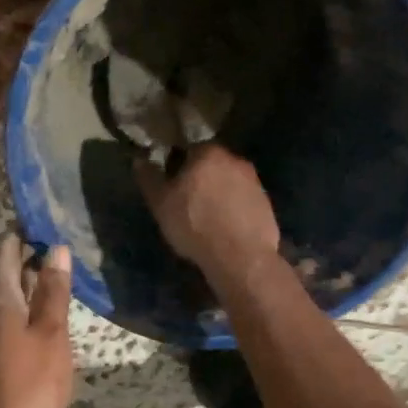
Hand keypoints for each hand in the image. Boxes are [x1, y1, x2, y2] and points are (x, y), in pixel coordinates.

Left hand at [0, 237, 73, 407]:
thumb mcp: (52, 336)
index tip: (40, 231)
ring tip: (44, 294)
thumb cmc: (29, 387)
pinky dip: (11, 320)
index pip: (3, 255)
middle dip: (21, 267)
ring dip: (17, 296)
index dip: (20, 239)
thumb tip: (56, 249)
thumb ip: (53, 292)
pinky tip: (28, 334)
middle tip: (49, 260)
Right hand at [134, 145, 280, 279]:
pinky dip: (234, 210)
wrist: (240, 257)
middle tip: (187, 204)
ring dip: (219, 195)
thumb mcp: (160, 203)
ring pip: (229, 183)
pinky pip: (243, 202)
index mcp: (208, 152)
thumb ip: (149, 178)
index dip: (177, 168)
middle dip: (200, 180)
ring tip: (207, 220)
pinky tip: (225, 230)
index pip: (188, 150)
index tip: (172, 188)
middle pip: (211, 165)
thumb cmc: (194, 224)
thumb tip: (140, 159)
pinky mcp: (267, 204)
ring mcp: (255, 182)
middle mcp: (235, 160)